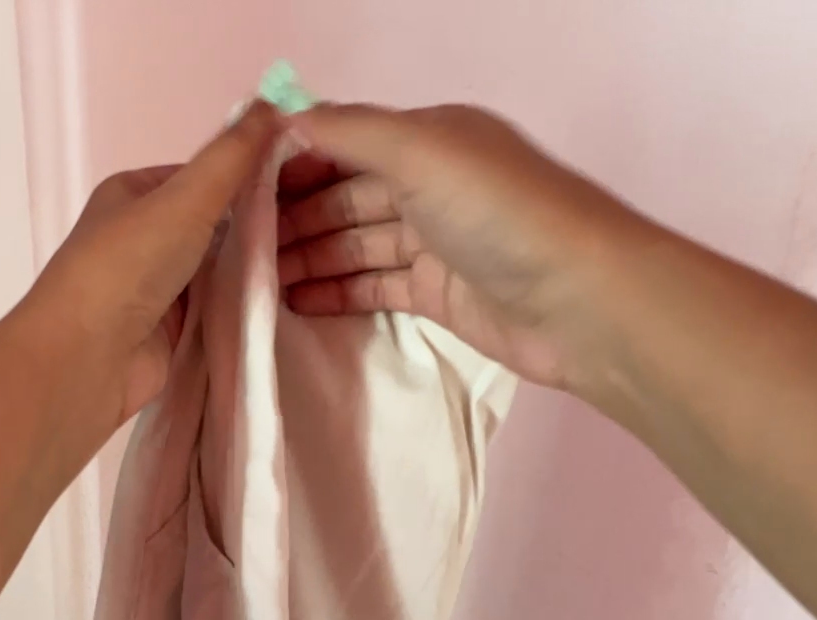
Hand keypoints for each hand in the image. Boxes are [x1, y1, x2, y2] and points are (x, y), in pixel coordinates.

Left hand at [24, 101, 279, 423]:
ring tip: (306, 261)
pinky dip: (238, 305)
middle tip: (311, 226)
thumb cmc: (129, 266)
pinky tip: (277, 301)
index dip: (248, 175)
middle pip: (210, 224)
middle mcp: (140, 238)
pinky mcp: (167, 332)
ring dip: (249, 269)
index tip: (301, 183)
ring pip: (214, 269)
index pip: (201, 176)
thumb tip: (272, 104)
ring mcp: (153, 288)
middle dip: (254, 226)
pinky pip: (212, 309)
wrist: (89, 358)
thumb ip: (232, 156)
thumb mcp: (185, 197)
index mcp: (132, 194)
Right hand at [277, 104, 641, 390]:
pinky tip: (297, 303)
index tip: (241, 194)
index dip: (293, 165)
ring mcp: (431, 243)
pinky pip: (373, 287)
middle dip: (293, 220)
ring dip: (309, 260)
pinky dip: (337, 293)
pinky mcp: (434, 294)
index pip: (344, 145)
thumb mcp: (423, 151)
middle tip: (240, 249)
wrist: (576, 301)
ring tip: (258, 283)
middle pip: (343, 198)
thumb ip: (351, 132)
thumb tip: (284, 119)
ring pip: (354, 245)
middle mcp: (428, 185)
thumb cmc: (498, 214)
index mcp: (428, 138)